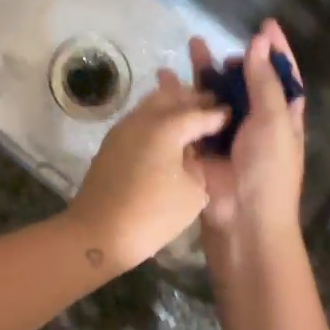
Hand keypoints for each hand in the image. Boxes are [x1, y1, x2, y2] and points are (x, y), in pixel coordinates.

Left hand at [67, 73, 229, 272]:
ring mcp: (122, 130)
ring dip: (170, 104)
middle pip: (169, 97)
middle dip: (191, 98)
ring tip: (188, 109)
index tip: (231, 111)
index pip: (198, 113)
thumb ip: (198, 165)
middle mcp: (141, 120)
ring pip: (150, 105)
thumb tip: (191, 154)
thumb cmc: (151, 214)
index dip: (217, 114)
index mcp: (165, 127)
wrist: (98, 233)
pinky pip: (138, 120)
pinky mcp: (110, 144)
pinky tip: (166, 130)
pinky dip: (155, 118)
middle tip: (210, 101)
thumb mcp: (193, 193)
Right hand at [191, 20, 306, 240]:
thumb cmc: (269, 171)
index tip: (265, 25)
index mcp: (283, 116)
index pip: (282, 75)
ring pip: (215, 95)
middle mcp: (256, 122)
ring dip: (204, 73)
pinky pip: (190, 114)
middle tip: (216, 43)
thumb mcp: (275, 121)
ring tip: (191, 47)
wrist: (242, 220)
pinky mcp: (200, 146)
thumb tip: (258, 42)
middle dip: (234, 61)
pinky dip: (180, 96)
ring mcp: (226, 134)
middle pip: (245, 82)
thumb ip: (264, 82)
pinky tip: (166, 79)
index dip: (276, 50)